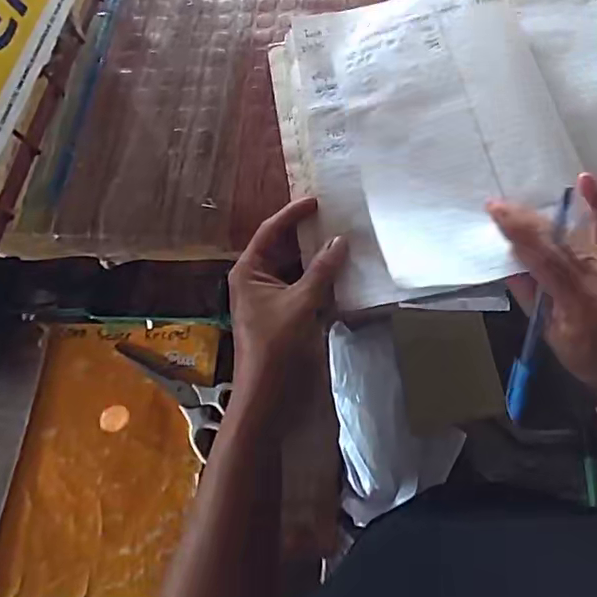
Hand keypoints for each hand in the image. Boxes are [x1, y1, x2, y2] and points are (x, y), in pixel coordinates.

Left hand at [228, 198, 347, 392]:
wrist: (270, 396)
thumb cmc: (276, 346)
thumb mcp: (300, 304)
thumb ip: (322, 271)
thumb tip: (341, 240)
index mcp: (249, 271)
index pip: (270, 231)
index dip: (293, 214)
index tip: (317, 200)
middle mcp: (259, 279)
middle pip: (286, 247)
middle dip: (311, 234)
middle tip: (339, 217)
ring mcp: (275, 297)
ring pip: (300, 268)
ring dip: (321, 258)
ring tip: (348, 239)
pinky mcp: (290, 314)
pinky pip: (308, 287)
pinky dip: (325, 280)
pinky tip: (347, 271)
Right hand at [487, 173, 596, 402]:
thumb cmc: (591, 361)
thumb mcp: (550, 334)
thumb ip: (529, 294)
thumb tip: (508, 259)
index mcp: (581, 299)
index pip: (543, 256)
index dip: (517, 231)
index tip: (494, 211)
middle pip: (555, 240)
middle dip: (523, 221)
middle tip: (496, 206)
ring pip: (570, 234)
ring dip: (540, 220)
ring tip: (513, 207)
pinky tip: (585, 180)